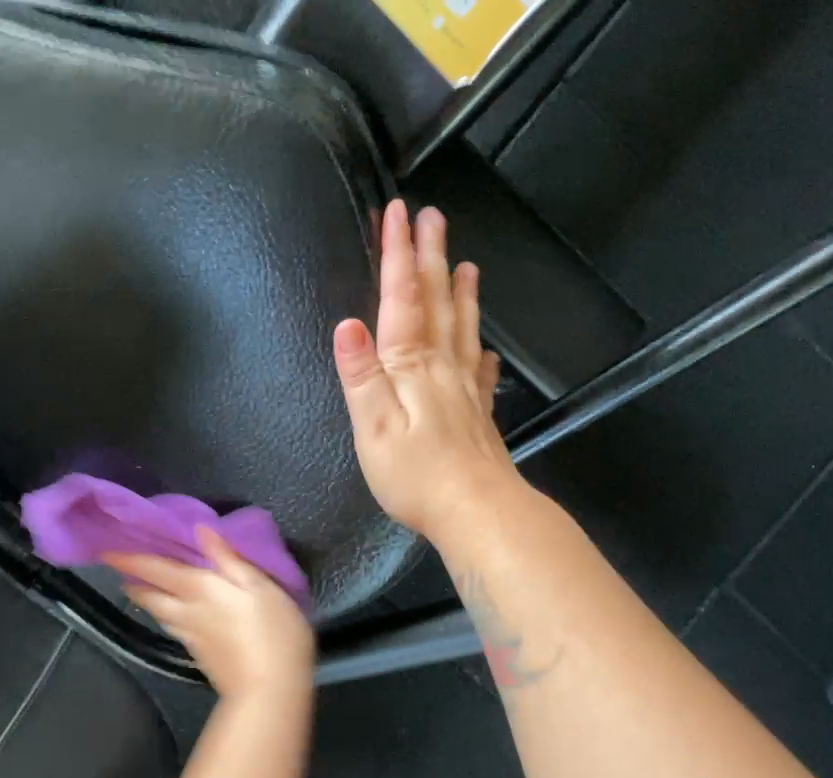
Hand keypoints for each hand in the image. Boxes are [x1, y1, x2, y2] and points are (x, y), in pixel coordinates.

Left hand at [106, 529, 313, 702]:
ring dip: (146, 600)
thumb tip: (201, 529)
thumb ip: (228, 558)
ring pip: (159, 614)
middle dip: (133, 582)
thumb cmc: (273, 633)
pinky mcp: (197, 655)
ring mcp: (190, 636)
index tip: (106, 553)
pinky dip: (165, 616)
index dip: (129, 560)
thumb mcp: (259, 586)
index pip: (155, 569)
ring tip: (140, 590)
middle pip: (150, 595)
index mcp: (198, 588)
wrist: (268, 691)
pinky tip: (172, 617)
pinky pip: (172, 628)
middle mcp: (186, 611)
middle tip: (121, 572)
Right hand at [333, 199, 516, 535]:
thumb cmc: (415, 475)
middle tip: (432, 215)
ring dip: (459, 291)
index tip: (397, 213)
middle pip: (435, 301)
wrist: (477, 510)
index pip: (401, 299)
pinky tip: (484, 345)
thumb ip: (361, 376)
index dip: (398, 255)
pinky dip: (480, 349)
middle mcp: (441, 367)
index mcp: (410, 367)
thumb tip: (347, 324)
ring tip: (465, 262)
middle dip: (429, 256)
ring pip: (461, 327)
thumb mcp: (372, 428)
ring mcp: (464, 388)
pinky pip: (480, 371)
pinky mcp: (477, 413)